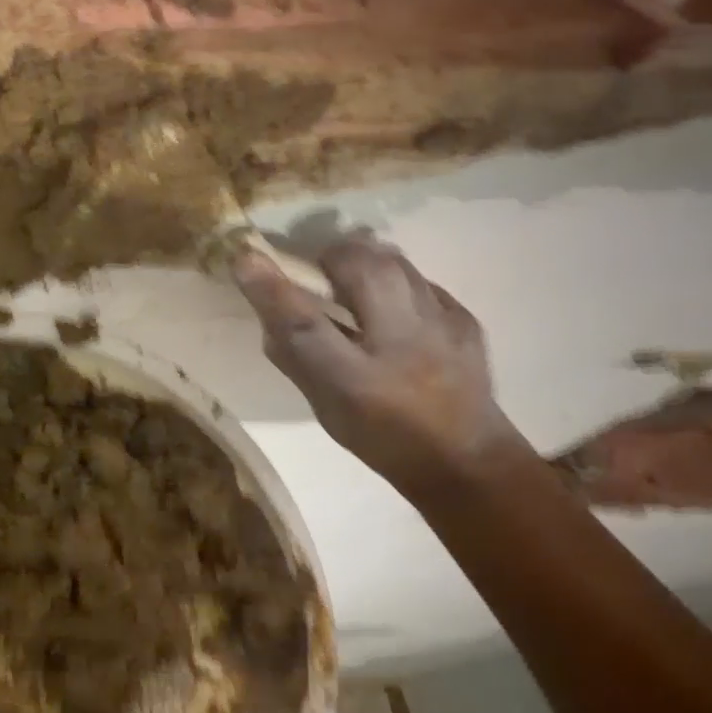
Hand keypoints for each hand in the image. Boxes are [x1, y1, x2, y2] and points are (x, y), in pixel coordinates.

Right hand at [231, 231, 528, 490]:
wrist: (463, 458)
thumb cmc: (378, 437)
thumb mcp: (322, 407)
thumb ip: (294, 359)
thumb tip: (269, 312)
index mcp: (354, 380)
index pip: (304, 325)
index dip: (272, 289)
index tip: (246, 258)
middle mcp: (400, 346)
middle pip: (364, 272)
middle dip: (333, 254)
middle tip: (318, 265)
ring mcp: (441, 328)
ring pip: (397, 264)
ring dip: (366, 259)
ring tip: (350, 272)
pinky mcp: (465, 319)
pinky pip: (422, 281)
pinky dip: (397, 280)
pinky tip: (390, 301)